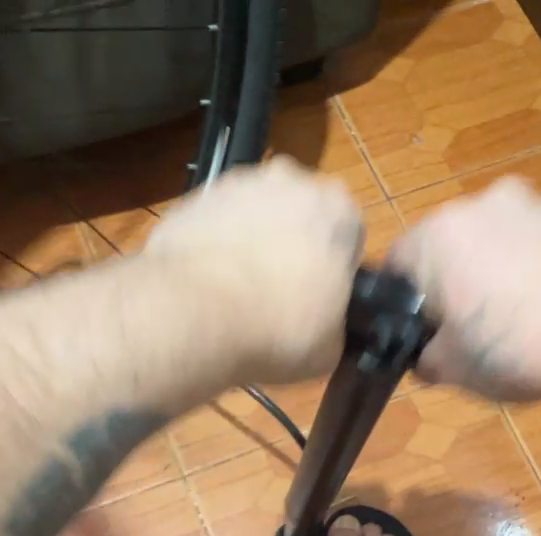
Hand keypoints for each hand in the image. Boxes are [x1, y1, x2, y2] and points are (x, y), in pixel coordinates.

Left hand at [147, 159, 362, 384]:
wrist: (197, 316)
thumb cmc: (278, 330)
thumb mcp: (330, 349)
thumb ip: (335, 324)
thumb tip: (323, 327)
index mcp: (339, 211)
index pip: (347, 236)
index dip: (332, 271)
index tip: (316, 301)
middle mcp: (291, 181)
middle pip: (298, 216)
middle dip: (290, 249)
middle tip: (275, 300)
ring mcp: (238, 184)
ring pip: (253, 216)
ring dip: (249, 246)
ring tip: (235, 297)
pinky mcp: (193, 198)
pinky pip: (213, 225)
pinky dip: (211, 249)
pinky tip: (204, 288)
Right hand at [390, 177, 540, 400]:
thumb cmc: (515, 350)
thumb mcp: (451, 369)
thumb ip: (425, 355)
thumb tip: (428, 353)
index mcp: (439, 234)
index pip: (397, 261)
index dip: (402, 299)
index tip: (418, 330)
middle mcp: (483, 204)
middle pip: (450, 243)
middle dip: (452, 280)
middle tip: (465, 328)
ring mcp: (536, 205)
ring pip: (497, 240)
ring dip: (495, 271)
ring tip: (515, 321)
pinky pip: (538, 244)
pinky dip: (535, 270)